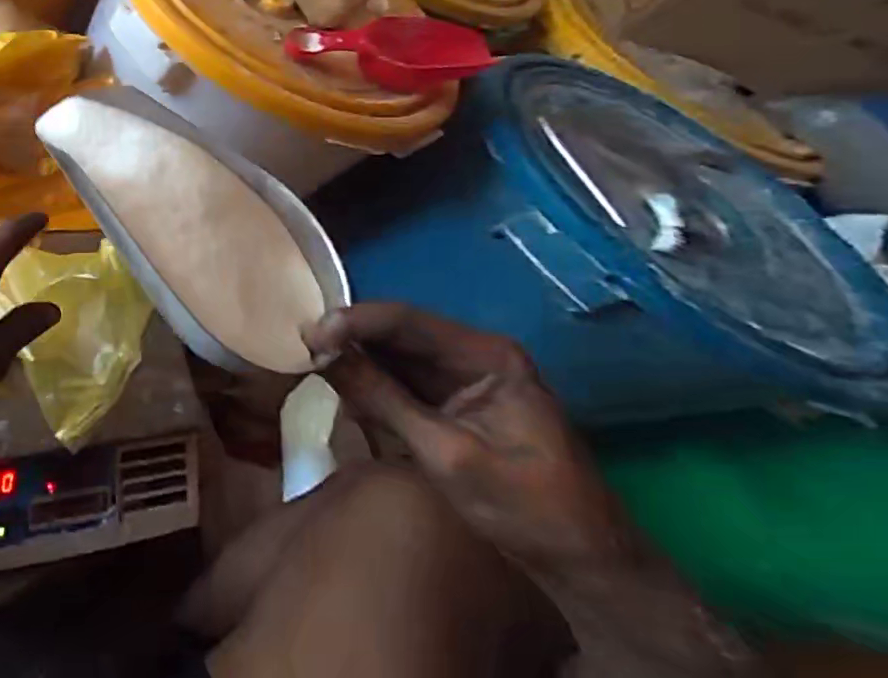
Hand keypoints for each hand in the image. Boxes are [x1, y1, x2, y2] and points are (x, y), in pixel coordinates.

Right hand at [303, 303, 636, 573]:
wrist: (587, 567)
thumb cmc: (527, 508)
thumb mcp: (446, 453)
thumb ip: (382, 398)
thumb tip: (322, 355)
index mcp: (486, 356)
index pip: (405, 321)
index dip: (352, 322)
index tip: (309, 336)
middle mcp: (472, 356)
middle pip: (395, 333)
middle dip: (348, 340)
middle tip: (300, 350)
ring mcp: (461, 379)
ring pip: (392, 355)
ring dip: (354, 361)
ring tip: (310, 365)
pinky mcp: (450, 403)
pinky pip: (398, 380)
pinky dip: (368, 384)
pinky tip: (340, 387)